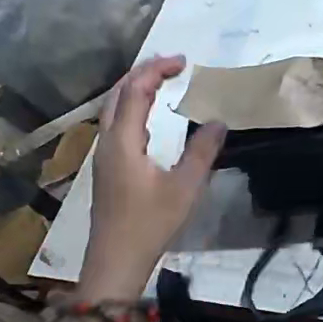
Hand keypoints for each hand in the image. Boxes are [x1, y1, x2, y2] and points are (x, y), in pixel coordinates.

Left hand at [78, 56, 225, 300]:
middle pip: (118, 93)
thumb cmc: (150, 224)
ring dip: (134, 89)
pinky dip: (132, 108)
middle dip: (142, 72)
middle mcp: (107, 141)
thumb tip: (218, 121)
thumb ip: (202, 152)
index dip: (157, 70)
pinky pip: (115, 123)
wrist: (115, 259)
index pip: (135, 90)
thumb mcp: (184, 188)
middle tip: (171, 65)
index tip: (183, 62)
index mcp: (123, 140)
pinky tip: (149, 119)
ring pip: (113, 108)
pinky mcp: (107, 168)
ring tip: (160, 82)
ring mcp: (103, 155)